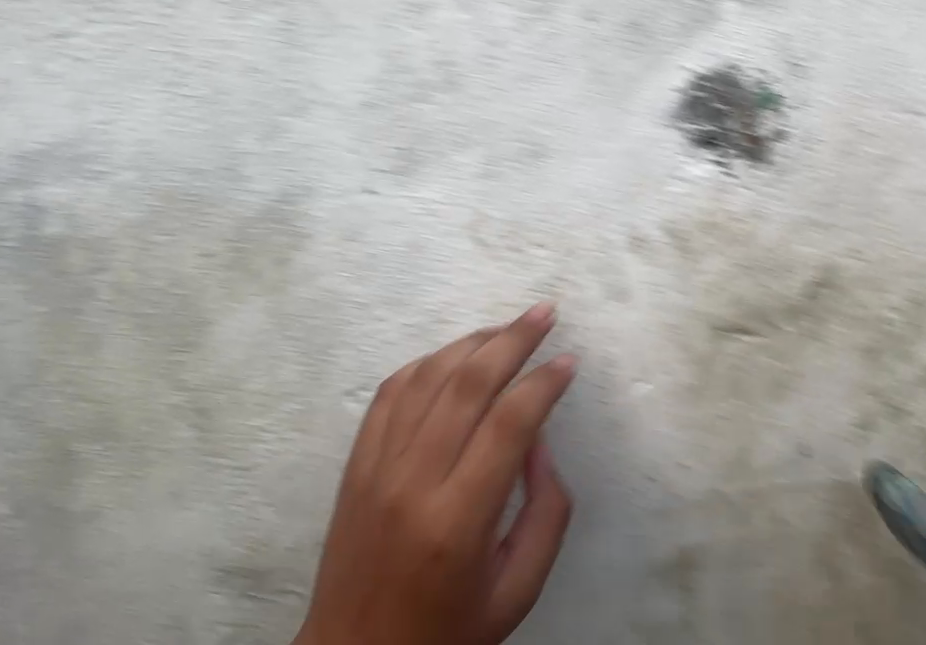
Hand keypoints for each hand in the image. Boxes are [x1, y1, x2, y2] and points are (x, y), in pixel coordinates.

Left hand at [295, 303, 577, 644]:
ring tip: (507, 328)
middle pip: (467, 385)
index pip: (509, 424)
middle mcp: (413, 481)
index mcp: (458, 520)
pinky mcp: (355, 462)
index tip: (570, 361)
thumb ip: (546, 513)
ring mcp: (376, 466)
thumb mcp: (517, 590)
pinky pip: (391, 392)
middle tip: (545, 313)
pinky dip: (426, 363)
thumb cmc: (447, 631)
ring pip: (427, 377)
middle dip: (513, 339)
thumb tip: (539, 440)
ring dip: (471, 342)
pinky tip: (454, 356)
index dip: (544, 383)